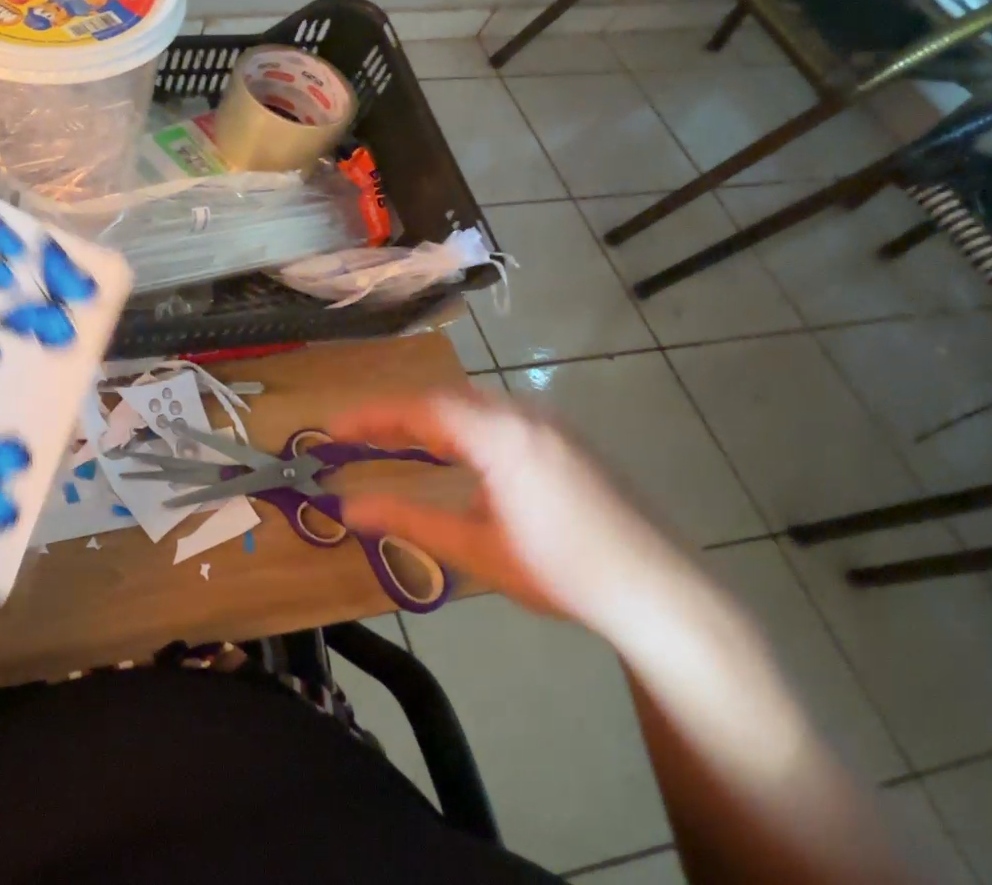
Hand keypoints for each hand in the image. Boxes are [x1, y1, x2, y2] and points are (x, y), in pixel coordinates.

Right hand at [330, 391, 699, 632]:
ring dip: (431, 419)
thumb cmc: (561, 571)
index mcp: (500, 436)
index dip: (370, 417)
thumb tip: (346, 509)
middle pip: (447, 399)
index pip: (420, 409)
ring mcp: (554, 427)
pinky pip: (503, 418)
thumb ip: (408, 520)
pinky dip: (464, 427)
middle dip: (397, 415)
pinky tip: (457, 455)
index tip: (330, 430)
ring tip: (395, 441)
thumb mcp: (474, 549)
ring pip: (476, 406)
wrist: (660, 592)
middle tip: (355, 437)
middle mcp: (527, 417)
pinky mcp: (571, 443)